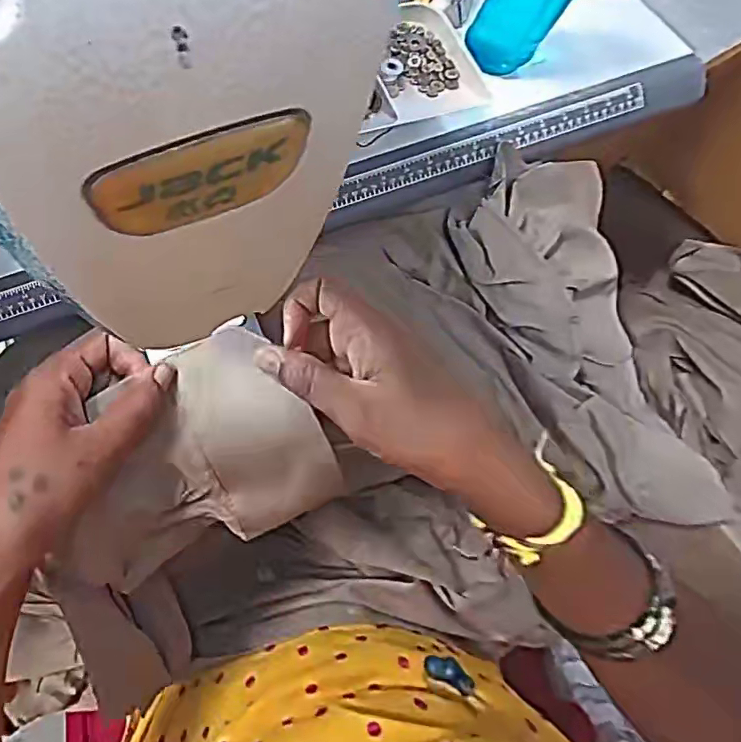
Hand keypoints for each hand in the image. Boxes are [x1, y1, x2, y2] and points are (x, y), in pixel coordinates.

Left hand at [0, 330, 175, 574]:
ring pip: (90, 398)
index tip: (150, 394)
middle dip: (128, 389)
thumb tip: (163, 374)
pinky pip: (78, 422)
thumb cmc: (38, 495)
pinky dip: (100, 433)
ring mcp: (37, 417)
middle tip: (144, 421)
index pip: (103, 341)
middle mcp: (39, 390)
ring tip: (127, 444)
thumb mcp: (99, 449)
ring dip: (116, 415)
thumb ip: (137, 408)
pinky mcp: (38, 443)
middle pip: (97, 367)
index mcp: (49, 378)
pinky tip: (108, 460)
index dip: (133, 360)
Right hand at [254, 277, 544, 505]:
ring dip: (317, 368)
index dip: (294, 312)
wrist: (474, 454)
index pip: (318, 288)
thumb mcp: (350, 406)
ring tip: (319, 405)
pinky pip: (352, 363)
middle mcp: (376, 329)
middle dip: (301, 347)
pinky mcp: (394, 371)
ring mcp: (387, 349)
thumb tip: (265, 355)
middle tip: (299, 386)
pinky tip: (340, 412)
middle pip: (323, 317)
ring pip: (335, 343)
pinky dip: (336, 381)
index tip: (289, 352)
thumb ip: (304, 377)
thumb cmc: (417, 428)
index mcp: (366, 326)